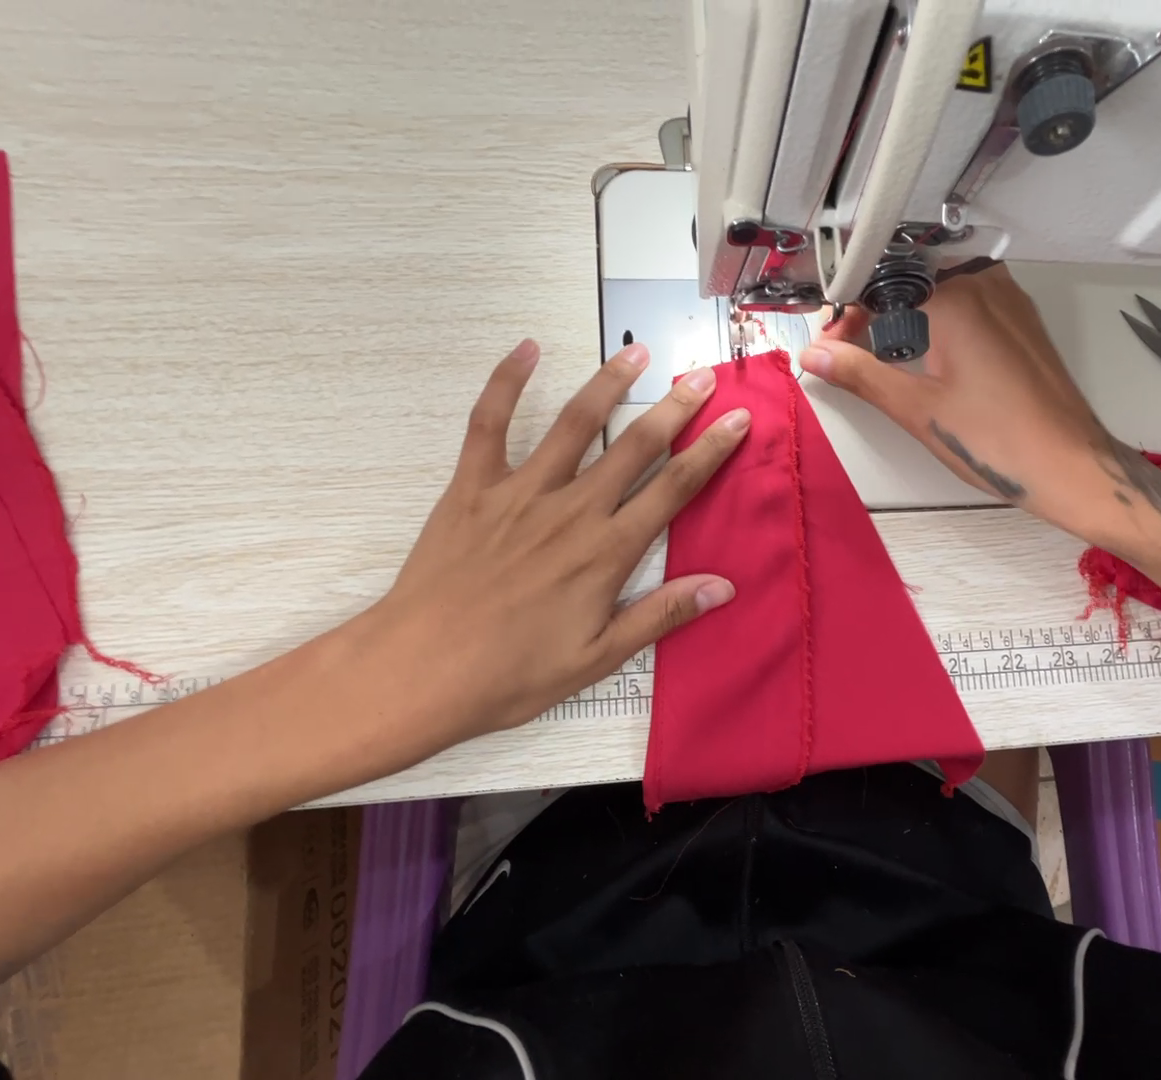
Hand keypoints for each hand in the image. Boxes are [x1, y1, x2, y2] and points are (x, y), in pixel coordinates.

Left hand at [351, 339, 747, 751]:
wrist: (422, 669)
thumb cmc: (514, 673)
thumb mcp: (599, 658)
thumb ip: (661, 615)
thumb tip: (724, 585)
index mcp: (607, 551)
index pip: (674, 488)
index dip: (711, 450)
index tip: (738, 418)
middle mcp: (572, 510)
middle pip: (635, 446)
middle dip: (675, 407)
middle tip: (702, 375)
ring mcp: (520, 492)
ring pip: (574, 423)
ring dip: (609, 383)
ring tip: (637, 352)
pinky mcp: (472, 486)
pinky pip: (489, 423)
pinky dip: (505, 382)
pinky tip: (526, 348)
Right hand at [801, 264, 1118, 536]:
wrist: (1070, 467)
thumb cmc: (999, 441)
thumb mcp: (917, 409)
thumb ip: (860, 374)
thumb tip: (815, 354)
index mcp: (957, 299)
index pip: (880, 285)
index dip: (846, 313)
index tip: (828, 345)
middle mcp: (986, 286)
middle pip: (909, 283)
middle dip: (872, 315)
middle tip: (846, 354)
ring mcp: (1009, 301)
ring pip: (938, 292)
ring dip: (903, 318)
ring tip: (882, 360)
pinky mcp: (1021, 322)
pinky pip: (967, 305)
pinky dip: (937, 323)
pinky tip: (926, 360)